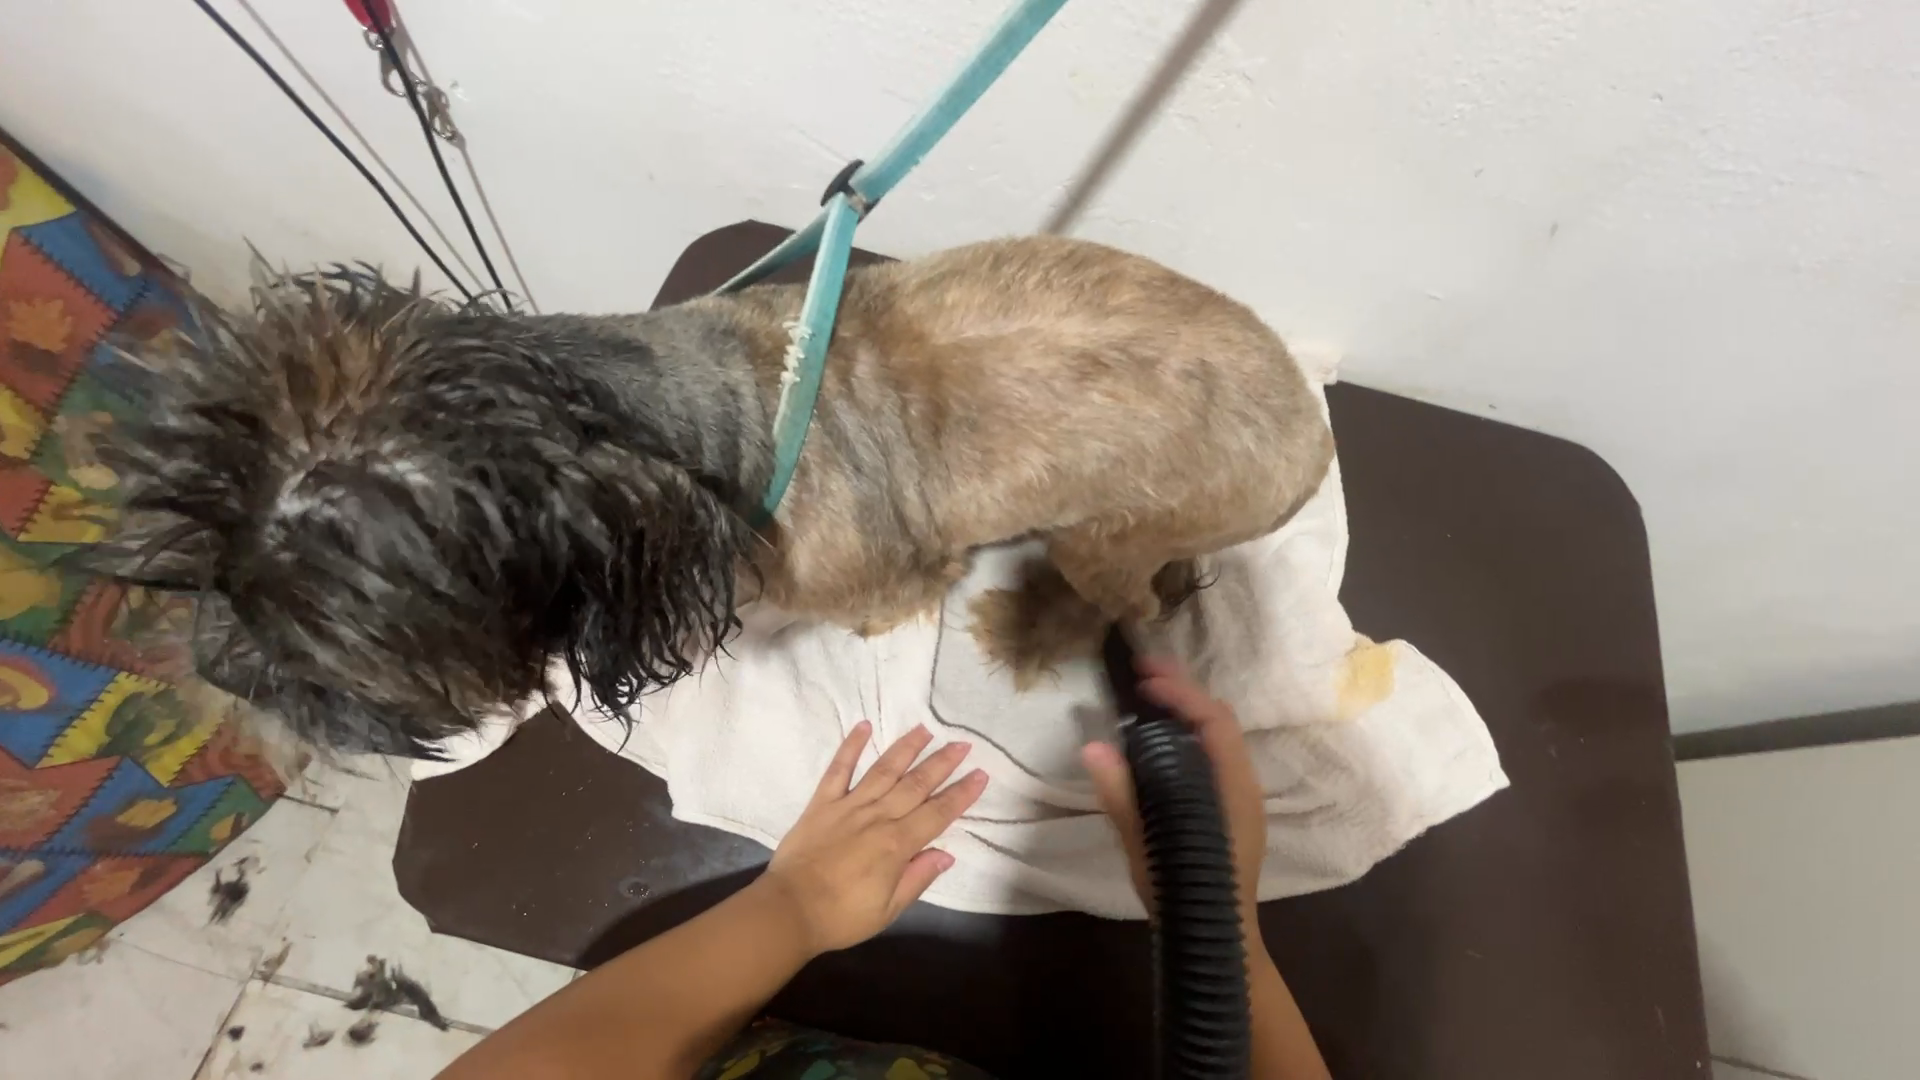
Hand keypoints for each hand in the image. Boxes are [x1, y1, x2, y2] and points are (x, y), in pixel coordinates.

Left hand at [757, 723, 987, 955]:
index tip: (980, 774)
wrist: (789, 911)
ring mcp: (849, 805)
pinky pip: (839, 769)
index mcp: (897, 844)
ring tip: (925, 729)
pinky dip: (851, 746)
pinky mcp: (823, 802)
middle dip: (942, 763)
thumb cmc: (841, 916)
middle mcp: (878, 817)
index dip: (961, 794)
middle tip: (962, 743)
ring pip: (884, 770)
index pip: (938, 814)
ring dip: (906, 748)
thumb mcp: (888, 910)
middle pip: (916, 784)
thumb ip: (918, 878)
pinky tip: (863, 726)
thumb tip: (947, 853)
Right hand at [1082, 658, 1268, 919]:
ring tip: (1147, 690)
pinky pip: (1211, 751)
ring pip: (1217, 733)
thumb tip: (1092, 747)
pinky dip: (1186, 729)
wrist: (1214, 937)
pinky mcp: (1227, 802)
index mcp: (1233, 789)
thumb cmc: (1183, 891)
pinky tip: (1158, 732)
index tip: (1143, 680)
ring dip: (1184, 706)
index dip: (1181, 693)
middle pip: (1219, 719)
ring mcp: (1239, 792)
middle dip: (1183, 689)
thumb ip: (1122, 796)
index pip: (1214, 722)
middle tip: (1142, 669)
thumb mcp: (1146, 844)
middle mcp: (1243, 783)